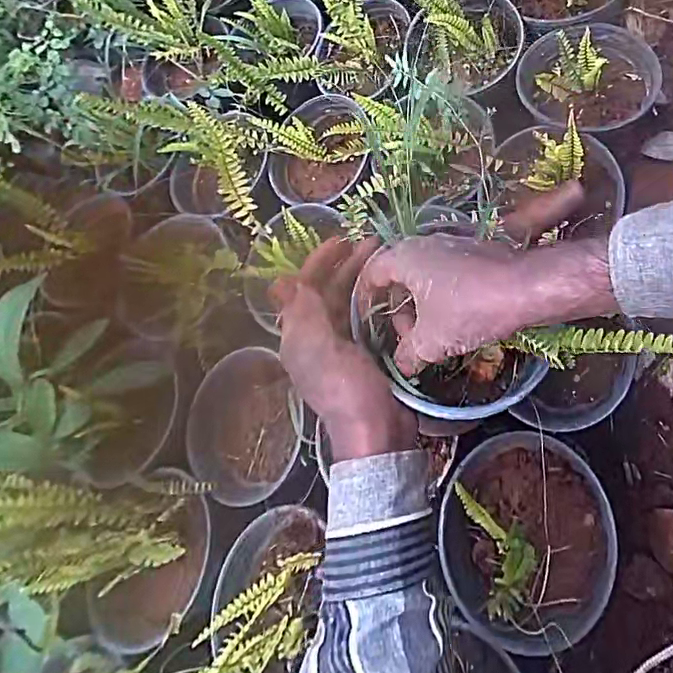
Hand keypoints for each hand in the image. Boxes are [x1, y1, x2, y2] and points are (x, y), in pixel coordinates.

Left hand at [270, 236, 414, 461]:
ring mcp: (343, 346)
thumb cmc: (346, 391)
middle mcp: (317, 337)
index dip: (320, 261)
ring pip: (348, 301)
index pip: (304, 287)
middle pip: (328, 291)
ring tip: (385, 258)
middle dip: (346, 264)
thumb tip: (280, 281)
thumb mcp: (319, 350)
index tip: (343, 239)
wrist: (378, 433)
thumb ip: (302, 314)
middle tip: (373, 242)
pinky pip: (367, 316)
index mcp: (300, 335)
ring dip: (363, 278)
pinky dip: (376, 298)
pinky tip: (392, 288)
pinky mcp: (367, 353)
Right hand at [355, 182, 618, 374]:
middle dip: (398, 310)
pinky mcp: (476, 254)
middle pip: (398, 276)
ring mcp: (453, 245)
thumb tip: (401, 364)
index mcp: (405, 256)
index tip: (370, 326)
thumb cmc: (469, 309)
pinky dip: (443, 298)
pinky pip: (447, 275)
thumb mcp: (431, 340)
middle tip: (408, 339)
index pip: (371, 272)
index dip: (365, 300)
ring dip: (422, 307)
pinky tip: (456, 323)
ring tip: (431, 337)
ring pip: (425, 277)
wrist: (526, 288)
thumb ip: (408, 353)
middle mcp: (426, 243)